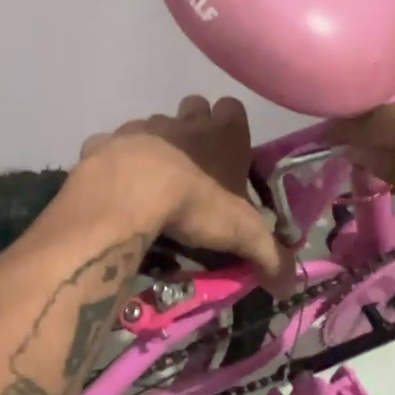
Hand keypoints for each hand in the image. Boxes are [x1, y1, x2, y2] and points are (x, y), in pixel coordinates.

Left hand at [77, 96, 291, 277]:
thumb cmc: (195, 204)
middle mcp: (182, 122)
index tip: (229, 153)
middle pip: (193, 107)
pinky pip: (111, 145)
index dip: (231, 126)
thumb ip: (271, 256)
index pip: (233, 109)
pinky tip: (116, 187)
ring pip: (152, 126)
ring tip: (153, 182)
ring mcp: (141, 128)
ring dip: (155, 146)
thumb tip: (290, 287)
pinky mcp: (104, 143)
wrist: (128, 195)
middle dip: (194, 128)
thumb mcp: (243, 233)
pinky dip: (115, 161)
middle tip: (194, 166)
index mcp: (221, 134)